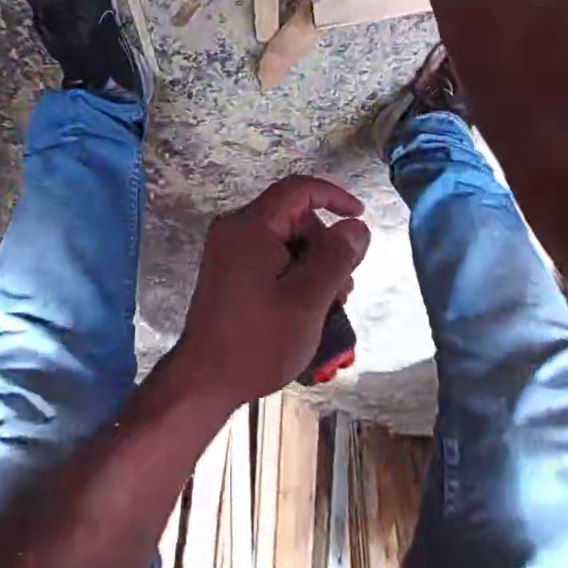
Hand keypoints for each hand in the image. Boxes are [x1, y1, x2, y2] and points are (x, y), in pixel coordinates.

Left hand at [168, 176, 371, 405]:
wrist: (206, 377)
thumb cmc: (258, 340)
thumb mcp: (307, 299)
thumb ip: (335, 257)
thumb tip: (356, 225)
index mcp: (249, 226)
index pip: (297, 189)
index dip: (334, 197)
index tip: (361, 218)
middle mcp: (234, 229)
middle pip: (293, 217)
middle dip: (325, 245)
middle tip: (344, 288)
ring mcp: (228, 250)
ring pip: (284, 240)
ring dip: (313, 264)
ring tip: (329, 304)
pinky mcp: (228, 269)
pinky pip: (269, 256)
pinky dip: (293, 273)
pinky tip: (307, 305)